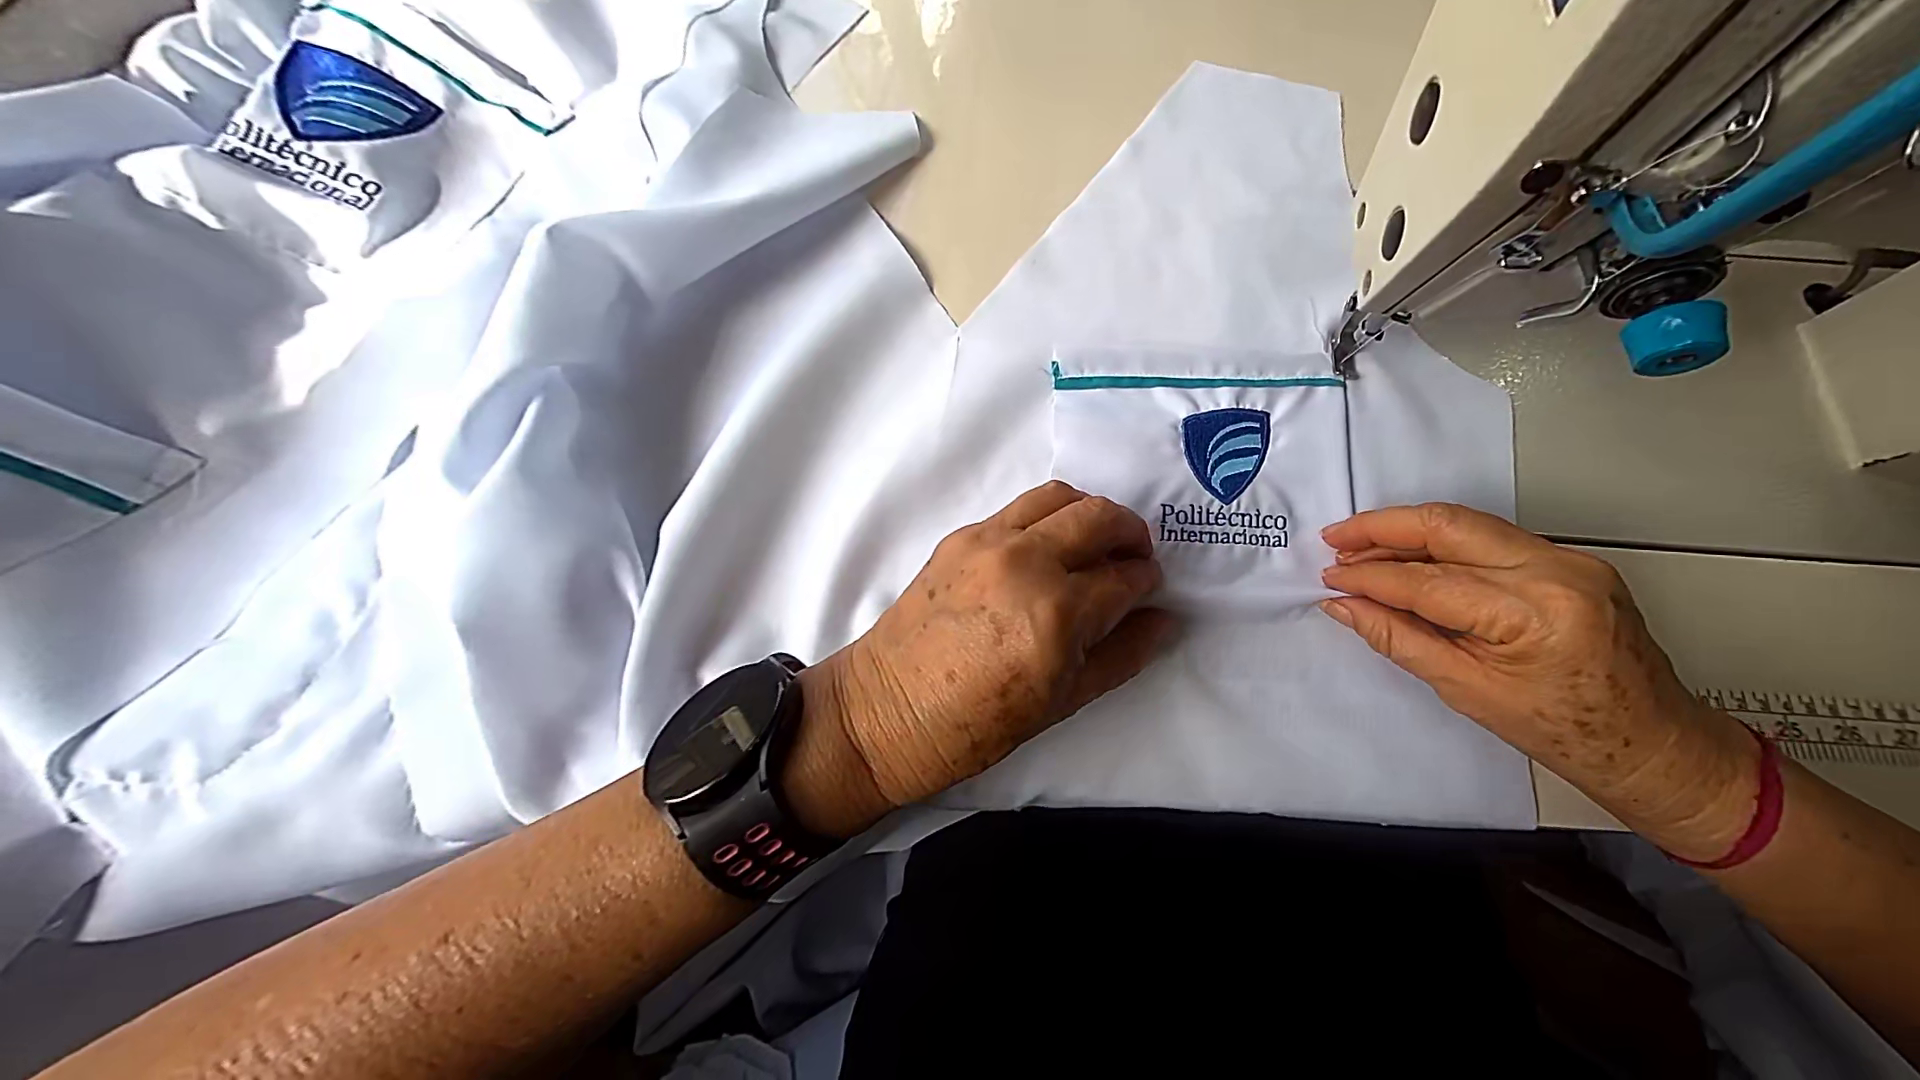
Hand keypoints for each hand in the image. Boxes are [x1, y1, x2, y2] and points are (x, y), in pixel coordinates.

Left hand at [784, 482, 1174, 837]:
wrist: (886, 710)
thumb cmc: (976, 724)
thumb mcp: (1062, 702)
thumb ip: (1121, 655)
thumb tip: (1162, 620)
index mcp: (1056, 612)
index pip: (1123, 577)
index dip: (1145, 582)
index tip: (1148, 589)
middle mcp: (1024, 562)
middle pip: (1098, 517)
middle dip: (1129, 533)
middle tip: (1133, 558)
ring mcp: (987, 543)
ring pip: (1057, 497)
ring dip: (1088, 514)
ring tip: (1094, 544)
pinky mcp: (958, 538)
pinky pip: (1017, 510)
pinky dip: (1045, 519)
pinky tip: (1045, 551)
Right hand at [1317, 503, 1759, 859]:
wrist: (1652, 741)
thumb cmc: (1563, 730)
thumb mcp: (1464, 689)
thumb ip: (1397, 637)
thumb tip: (1344, 606)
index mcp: (1533, 613)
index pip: (1426, 581)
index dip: (1368, 578)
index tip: (1331, 579)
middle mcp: (1557, 572)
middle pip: (1448, 526)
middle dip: (1381, 528)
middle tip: (1335, 540)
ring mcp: (1570, 560)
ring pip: (1466, 524)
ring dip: (1406, 532)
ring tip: (1359, 548)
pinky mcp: (1570, 560)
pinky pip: (1487, 538)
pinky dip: (1439, 544)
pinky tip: (1407, 557)